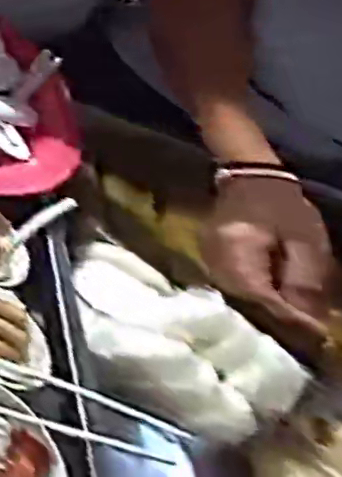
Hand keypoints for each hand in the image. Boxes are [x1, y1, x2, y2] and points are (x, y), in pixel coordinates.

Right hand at [204, 175, 333, 334]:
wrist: (251, 185)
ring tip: (292, 326)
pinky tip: (271, 307)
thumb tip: (307, 319)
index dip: (284, 315)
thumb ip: (304, 280)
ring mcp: (205, 253)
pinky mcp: (209, 255)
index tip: (318, 335)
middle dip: (271, 319)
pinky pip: (226, 284)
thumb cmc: (284, 212)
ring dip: (259, 312)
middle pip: (236, 294)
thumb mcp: (307, 245)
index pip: (253, 289)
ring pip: (228, 292)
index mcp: (235, 246)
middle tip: (307, 338)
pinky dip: (250, 300)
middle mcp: (211, 252)